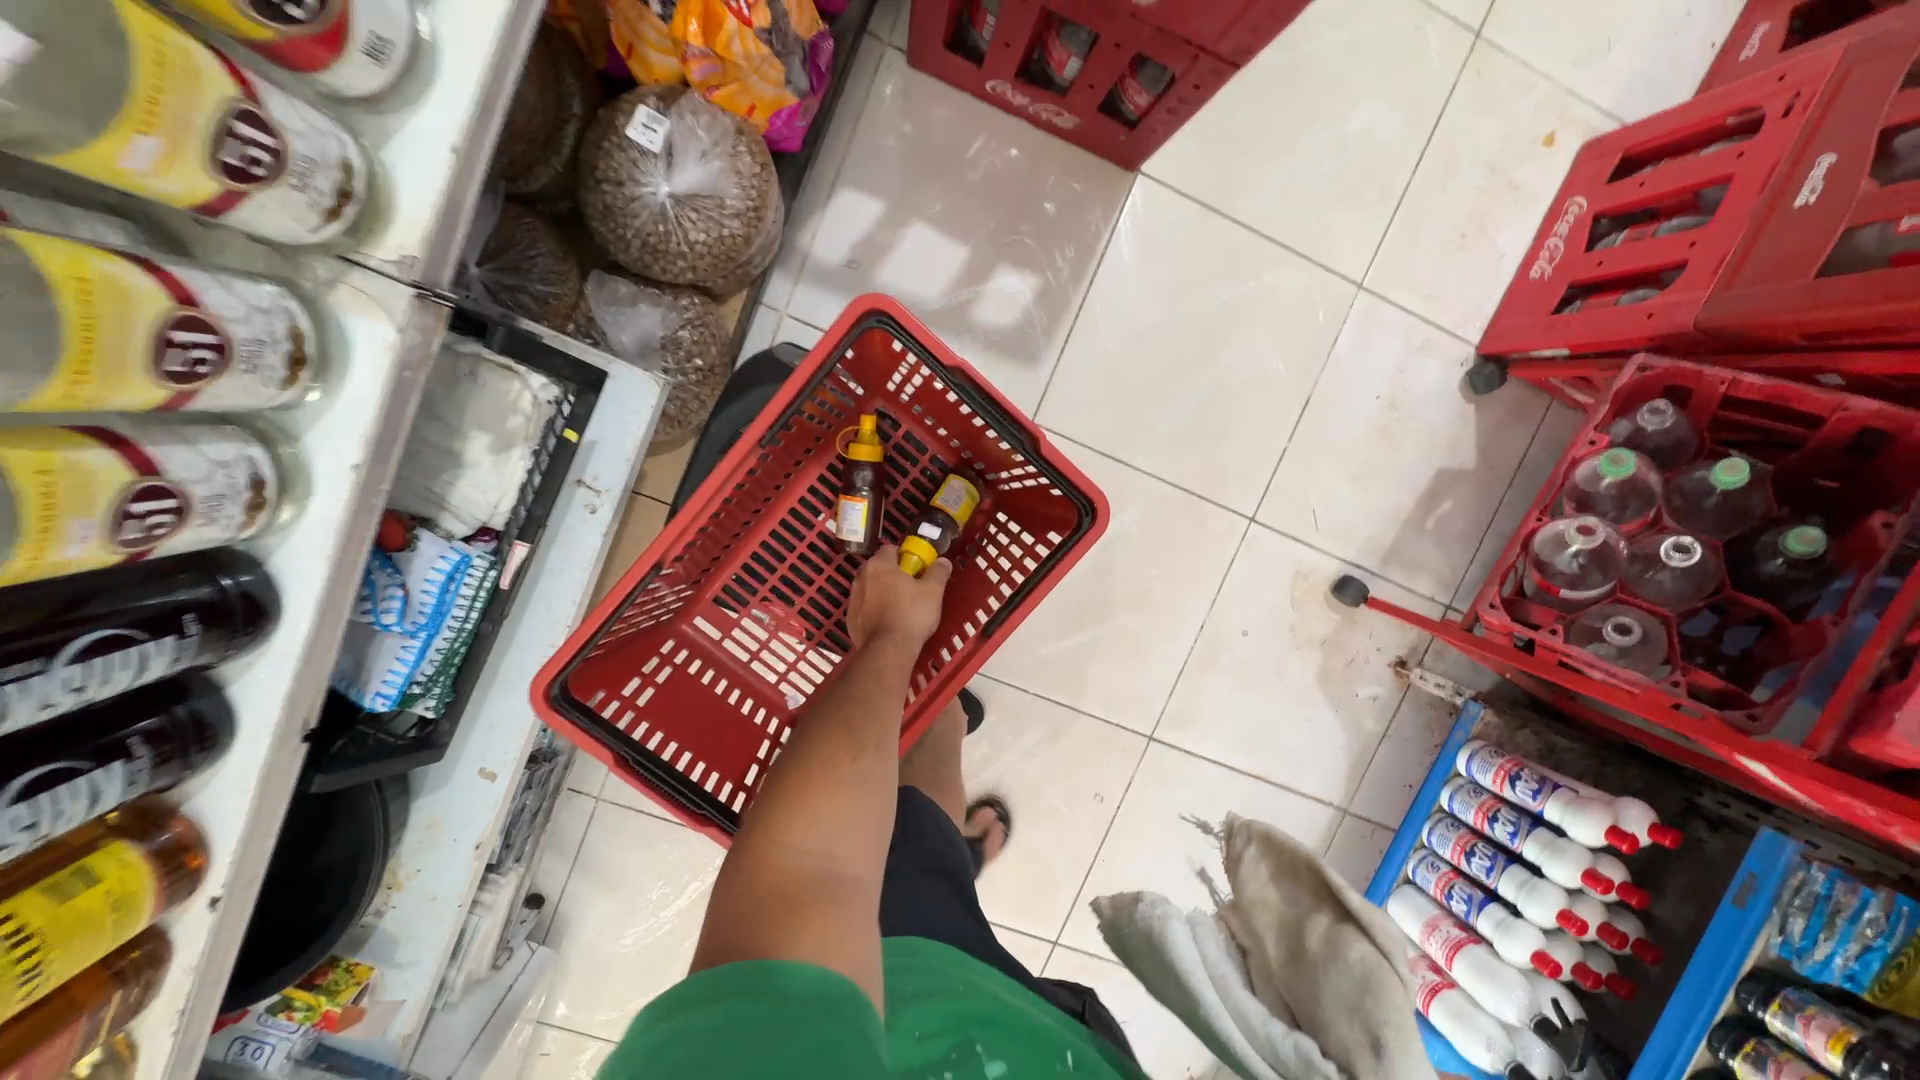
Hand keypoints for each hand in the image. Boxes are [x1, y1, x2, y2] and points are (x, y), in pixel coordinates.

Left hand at [845, 544, 951, 649]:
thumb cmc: (911, 614)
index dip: (904, 557)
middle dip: (892, 575)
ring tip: (898, 608)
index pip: (890, 549)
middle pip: (878, 568)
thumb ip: (938, 572)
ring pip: (870, 588)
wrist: (888, 650)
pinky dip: (873, 611)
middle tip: (910, 589)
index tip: (916, 569)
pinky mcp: (850, 618)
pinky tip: (887, 623)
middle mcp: (861, 577)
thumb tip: (943, 561)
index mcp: (879, 565)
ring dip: (881, 592)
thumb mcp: (933, 591)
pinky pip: (864, 608)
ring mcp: (852, 598)